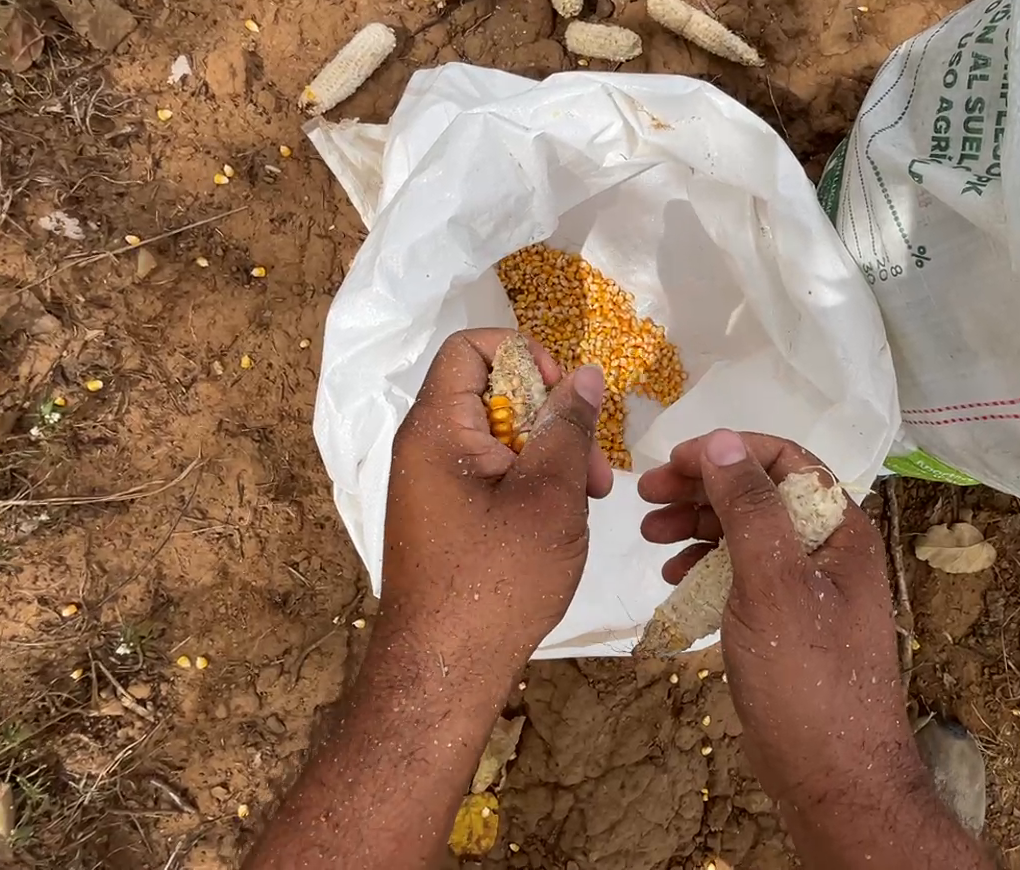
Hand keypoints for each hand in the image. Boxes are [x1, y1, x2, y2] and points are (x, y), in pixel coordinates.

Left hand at [381, 329, 611, 672]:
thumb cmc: (498, 576)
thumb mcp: (549, 492)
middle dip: (553, 416)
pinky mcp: (447, 513)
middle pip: (494, 392)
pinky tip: (564, 514)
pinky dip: (532, 481)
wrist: (444, 673)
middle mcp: (427, 446)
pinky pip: (493, 472)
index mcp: (439, 428)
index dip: (524, 355)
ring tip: (590, 493)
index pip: (470, 348)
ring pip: (502, 436)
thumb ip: (568, 424)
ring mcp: (435, 483)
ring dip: (551, 453)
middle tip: (591, 464)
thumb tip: (585, 373)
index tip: (562, 396)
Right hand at [636, 431, 922, 809]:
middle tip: (646, 495)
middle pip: (758, 494)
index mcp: (838, 528)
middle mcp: (825, 548)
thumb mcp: (773, 581)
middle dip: (702, 489)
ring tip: (650, 533)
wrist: (833, 783)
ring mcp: (805, 585)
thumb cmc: (806, 677)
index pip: (784, 460)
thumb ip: (749, 507)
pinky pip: (741, 573)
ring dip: (697, 526)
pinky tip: (674, 574)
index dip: (727, 452)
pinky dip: (706, 565)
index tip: (673, 463)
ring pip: (745, 533)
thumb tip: (722, 441)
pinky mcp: (784, 619)